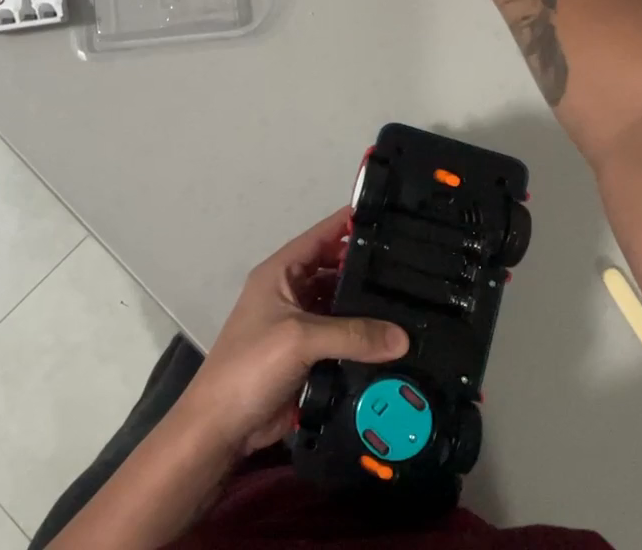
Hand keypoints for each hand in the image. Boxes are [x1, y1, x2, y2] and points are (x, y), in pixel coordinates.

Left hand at [175, 208, 409, 457]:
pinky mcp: (311, 357)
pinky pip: (345, 340)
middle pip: (336, 272)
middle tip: (416, 269)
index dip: (349, 223)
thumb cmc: (250, 365)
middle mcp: (292, 293)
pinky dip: (367, 341)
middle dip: (369, 271)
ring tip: (418, 305)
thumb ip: (351, 334)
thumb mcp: (299, 339)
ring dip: (370, 310)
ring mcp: (301, 326)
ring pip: (343, 308)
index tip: (389, 216)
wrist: (224, 424)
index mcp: (280, 273)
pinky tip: (398, 343)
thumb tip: (403, 337)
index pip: (320, 236)